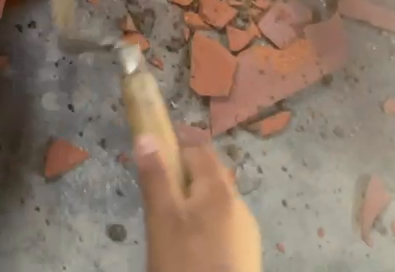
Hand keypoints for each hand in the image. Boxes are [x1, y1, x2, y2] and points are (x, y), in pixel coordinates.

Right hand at [134, 131, 261, 271]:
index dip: (176, 136)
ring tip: (168, 213)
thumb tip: (147, 135)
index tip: (153, 137)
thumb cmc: (186, 263)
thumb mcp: (161, 218)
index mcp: (219, 188)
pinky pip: (222, 222)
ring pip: (215, 198)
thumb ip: (155, 175)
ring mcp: (246, 231)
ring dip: (193, 195)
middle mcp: (238, 203)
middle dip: (183, 168)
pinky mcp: (246, 255)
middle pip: (209, 171)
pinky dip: (204, 218)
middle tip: (155, 180)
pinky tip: (189, 240)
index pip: (198, 144)